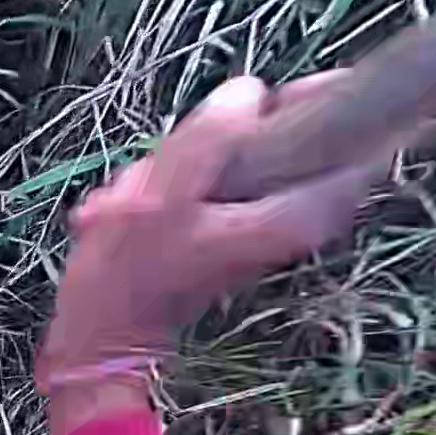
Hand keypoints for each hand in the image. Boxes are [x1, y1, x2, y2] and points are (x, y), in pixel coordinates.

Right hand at [36, 73, 383, 392]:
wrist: (94, 340)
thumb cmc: (123, 280)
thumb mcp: (158, 201)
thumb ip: (210, 139)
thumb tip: (246, 94)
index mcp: (304, 208)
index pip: (341, 118)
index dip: (284, 107)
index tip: (227, 126)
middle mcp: (294, 215)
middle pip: (266, 137)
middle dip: (201, 150)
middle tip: (155, 179)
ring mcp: (251, 224)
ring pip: (220, 162)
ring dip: (164, 176)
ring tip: (124, 204)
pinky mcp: (216, 232)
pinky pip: (194, 189)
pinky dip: (156, 197)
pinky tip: (119, 216)